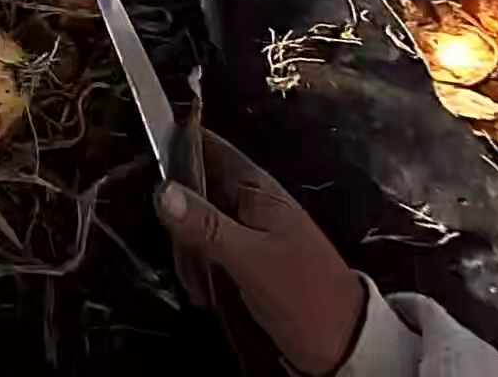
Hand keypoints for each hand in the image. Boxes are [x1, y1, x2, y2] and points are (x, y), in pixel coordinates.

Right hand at [155, 128, 366, 375]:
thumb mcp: (250, 259)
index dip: (174, 145)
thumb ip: (204, 224)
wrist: (350, 352)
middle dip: (178, 214)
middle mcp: (246, 198)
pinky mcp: (243, 255)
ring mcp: (244, 227)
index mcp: (253, 185)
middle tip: (183, 250)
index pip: (204, 144)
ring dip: (188, 247)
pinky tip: (205, 289)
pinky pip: (205, 245)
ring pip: (195, 218)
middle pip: (192, 184)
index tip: (147, 164)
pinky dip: (199, 264)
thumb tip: (160, 189)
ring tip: (198, 280)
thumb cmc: (304, 294)